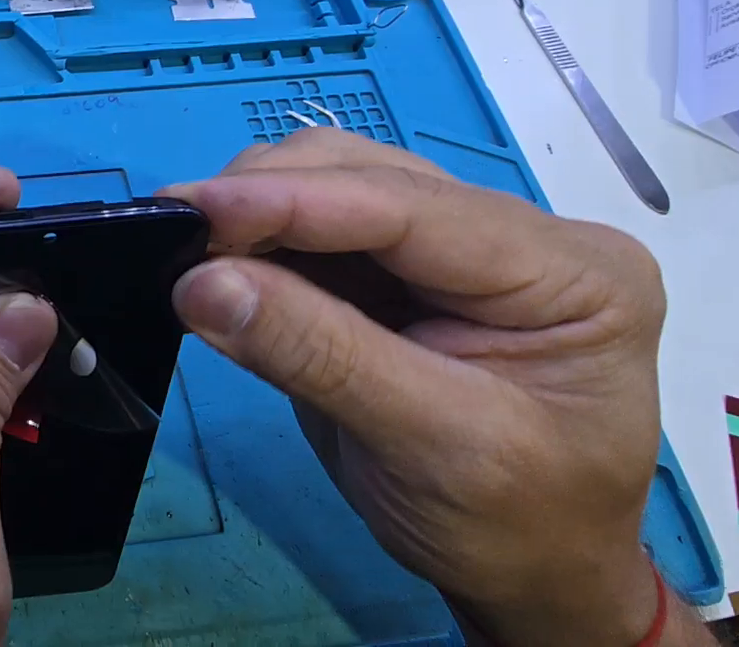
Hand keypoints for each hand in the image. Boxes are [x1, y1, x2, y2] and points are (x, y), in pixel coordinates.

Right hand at [163, 129, 682, 646]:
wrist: (517, 568)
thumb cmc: (508, 522)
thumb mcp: (429, 446)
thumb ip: (315, 353)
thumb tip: (198, 282)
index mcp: (565, 270)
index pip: (404, 206)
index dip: (287, 199)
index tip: (186, 207)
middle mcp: (505, 232)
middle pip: (354, 170)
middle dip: (258, 197)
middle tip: (173, 238)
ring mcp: (439, 241)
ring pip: (318, 178)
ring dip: (246, 210)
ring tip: (191, 253)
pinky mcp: (382, 262)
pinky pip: (298, 222)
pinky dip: (246, 235)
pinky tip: (215, 261)